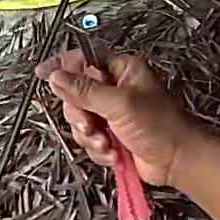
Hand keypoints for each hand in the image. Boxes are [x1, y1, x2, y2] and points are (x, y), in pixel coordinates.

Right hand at [35, 48, 196, 184]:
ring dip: (90, 135)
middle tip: (91, 125)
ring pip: (79, 118)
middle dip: (81, 114)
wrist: (177, 161)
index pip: (85, 59)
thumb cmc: (160, 125)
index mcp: (122, 69)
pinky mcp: (110, 133)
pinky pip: (88, 137)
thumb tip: (57, 76)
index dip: (63, 65)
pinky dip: (98, 148)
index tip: (43, 72)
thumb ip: (85, 90)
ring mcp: (111, 111)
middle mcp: (114, 87)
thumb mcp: (120, 104)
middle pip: (76, 93)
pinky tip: (113, 153)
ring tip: (106, 143)